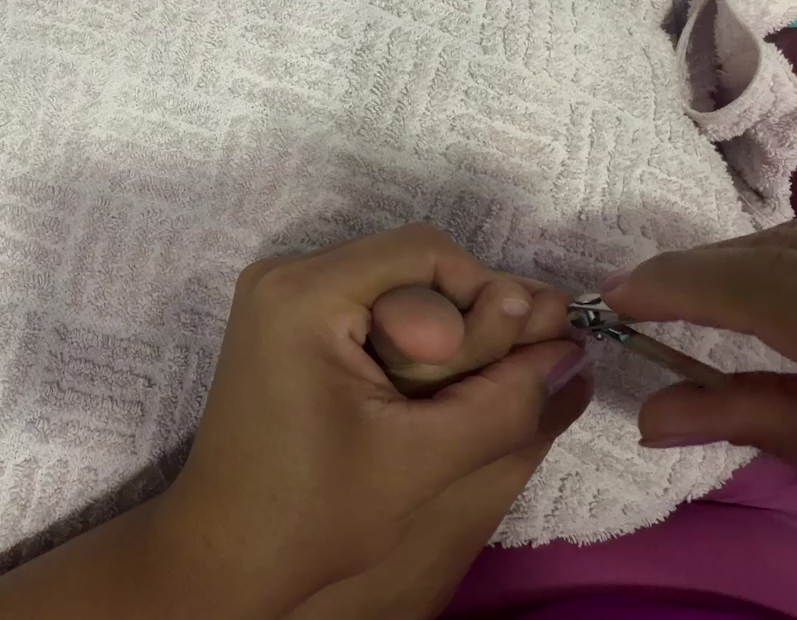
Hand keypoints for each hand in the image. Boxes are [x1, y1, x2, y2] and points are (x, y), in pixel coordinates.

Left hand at [157, 224, 588, 618]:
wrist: (229, 546)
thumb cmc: (316, 510)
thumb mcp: (423, 458)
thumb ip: (503, 398)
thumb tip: (568, 343)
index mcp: (304, 291)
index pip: (423, 250)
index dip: (485, 293)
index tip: (519, 355)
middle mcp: (285, 272)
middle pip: (406, 265)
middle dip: (459, 322)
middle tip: (490, 385)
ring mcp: (279, 292)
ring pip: (389, 285)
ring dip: (433, 336)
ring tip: (447, 401)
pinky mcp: (283, 316)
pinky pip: (363, 303)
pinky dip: (399, 341)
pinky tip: (411, 394)